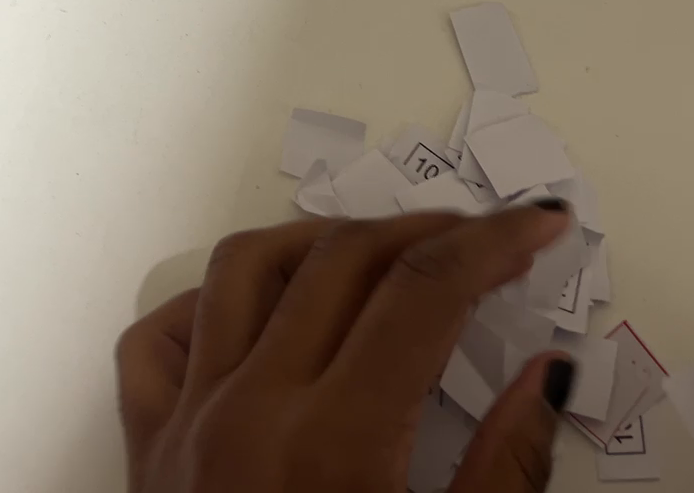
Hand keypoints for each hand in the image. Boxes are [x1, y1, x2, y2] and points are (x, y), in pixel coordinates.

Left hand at [115, 207, 578, 492]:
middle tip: (481, 236)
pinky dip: (210, 300)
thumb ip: (508, 473)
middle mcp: (248, 414)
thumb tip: (548, 372)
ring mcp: (185, 424)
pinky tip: (260, 309)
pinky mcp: (146, 448)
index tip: (538, 224)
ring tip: (381, 250)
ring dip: (322, 239)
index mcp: (333, 451)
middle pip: (344, 259)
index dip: (493, 243)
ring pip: (245, 265)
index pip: (424, 292)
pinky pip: (160, 337)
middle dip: (426, 229)